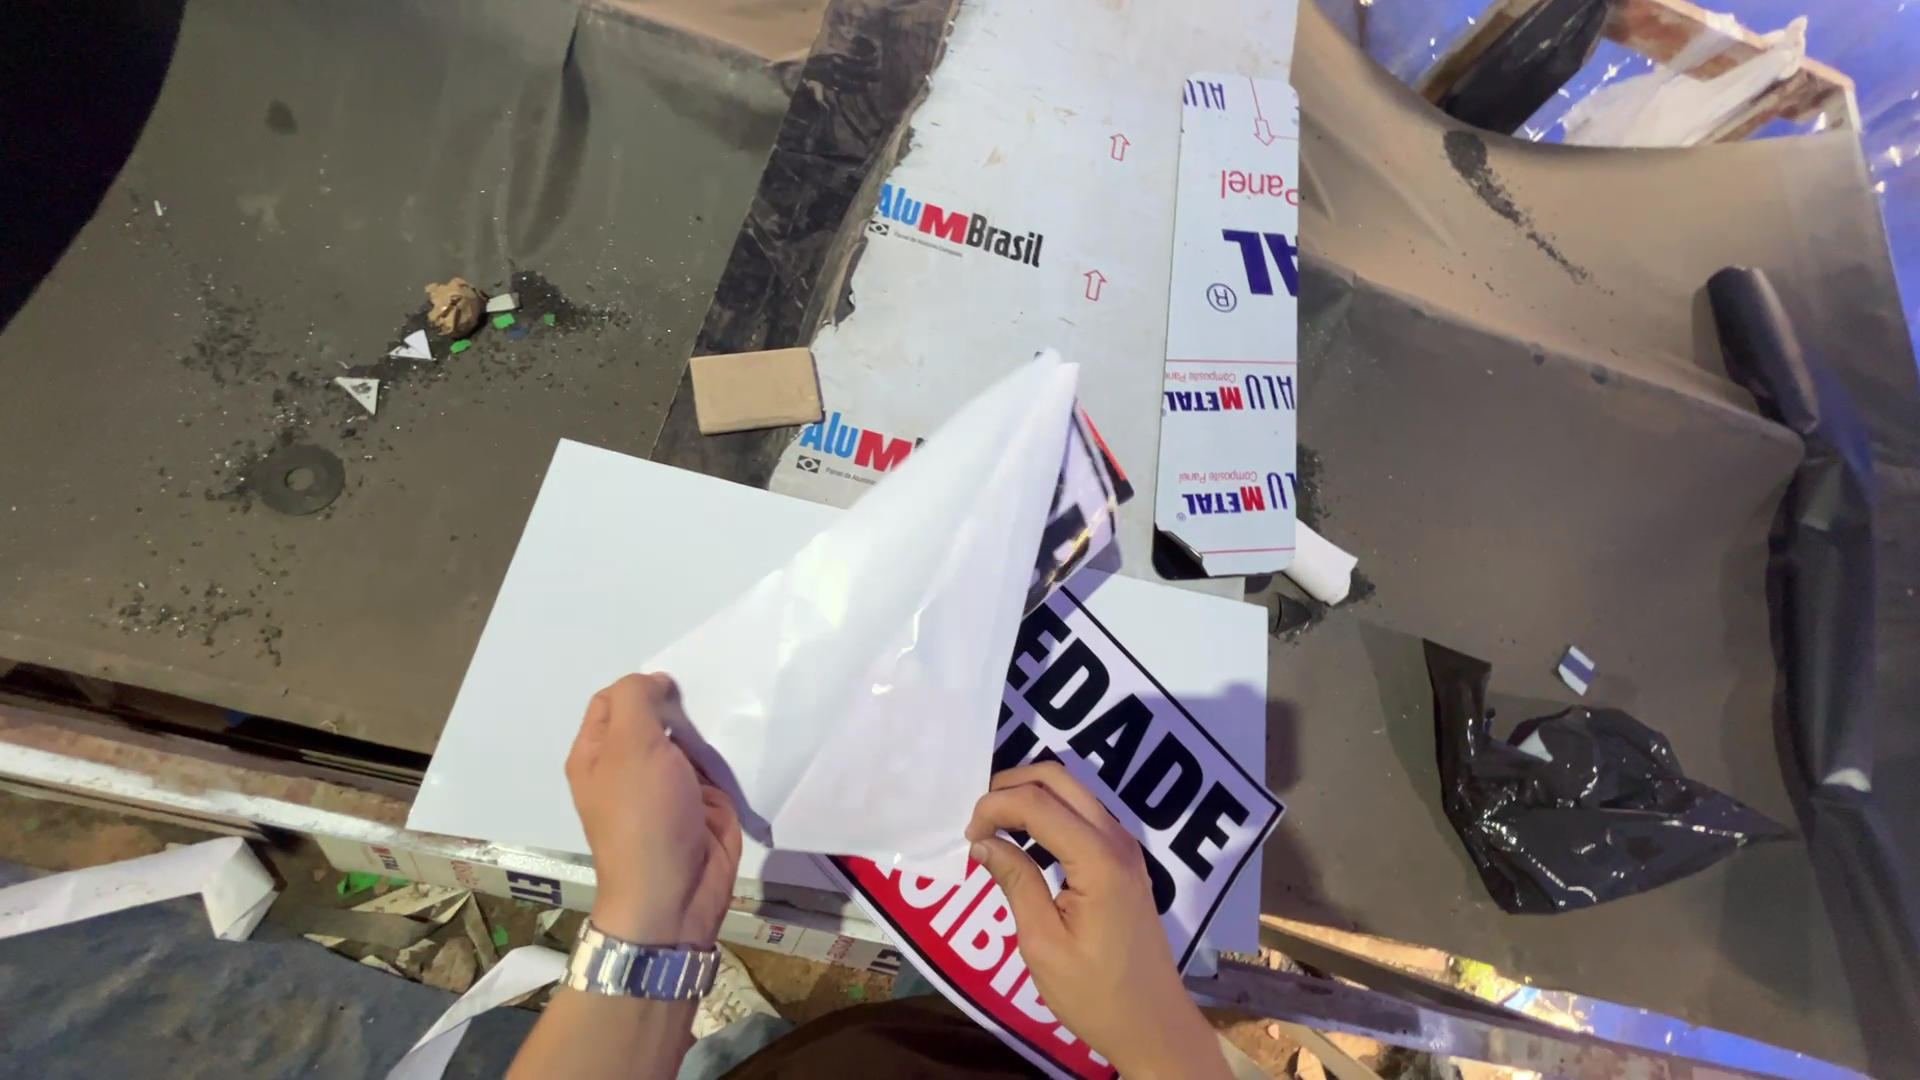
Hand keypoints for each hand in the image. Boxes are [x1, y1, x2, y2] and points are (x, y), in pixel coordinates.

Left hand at [566, 673, 741, 945]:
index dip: (641, 686)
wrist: (677, 891)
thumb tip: (655, 681)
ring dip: (709, 723)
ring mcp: (668, 783)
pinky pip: (716, 761)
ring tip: (736, 704)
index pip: (614, 699)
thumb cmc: (644, 817)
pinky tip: (748, 732)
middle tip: (711, 692)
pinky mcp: (703, 797)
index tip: (674, 689)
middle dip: (681, 701)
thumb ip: (636, 700)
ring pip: (689, 736)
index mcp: (598, 753)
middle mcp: (630, 765)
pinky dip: (729, 748)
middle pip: (655, 715)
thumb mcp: (629, 748)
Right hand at [966, 763, 1228, 1079]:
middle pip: (1056, 778)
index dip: (995, 807)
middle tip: (980, 820)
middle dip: (1010, 786)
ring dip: (1029, 794)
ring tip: (995, 825)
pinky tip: (1024, 836)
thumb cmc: (1096, 995)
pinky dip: (1047, 809)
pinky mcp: (1122, 855)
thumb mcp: (1043, 945)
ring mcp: (1123, 844)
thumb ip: (1016, 882)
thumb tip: (983, 841)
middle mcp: (1115, 838)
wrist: (1155, 1027)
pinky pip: (1080, 810)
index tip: (969, 837)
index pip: (1037, 802)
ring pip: (1070, 788)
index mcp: (1098, 860)